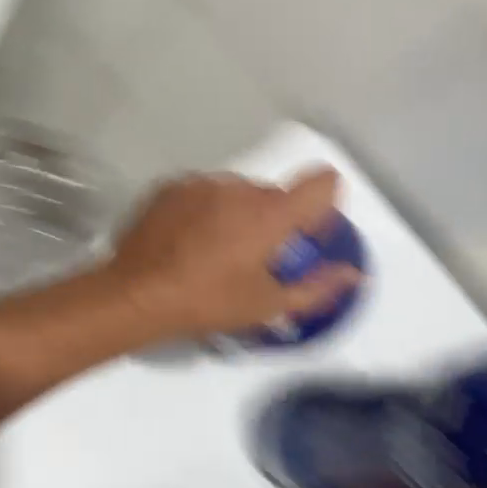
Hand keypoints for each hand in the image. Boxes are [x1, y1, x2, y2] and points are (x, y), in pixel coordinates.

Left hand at [105, 169, 362, 338]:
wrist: (133, 294)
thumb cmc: (205, 301)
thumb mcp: (266, 304)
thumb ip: (317, 287)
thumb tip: (352, 274)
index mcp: (269, 212)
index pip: (322, 182)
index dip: (321, 206)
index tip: (305, 235)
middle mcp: (236, 188)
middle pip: (271, 194)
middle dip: (271, 220)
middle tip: (251, 257)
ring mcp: (196, 185)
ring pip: (232, 192)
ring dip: (233, 213)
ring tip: (212, 251)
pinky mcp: (164, 189)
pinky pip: (197, 194)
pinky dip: (200, 211)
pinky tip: (185, 241)